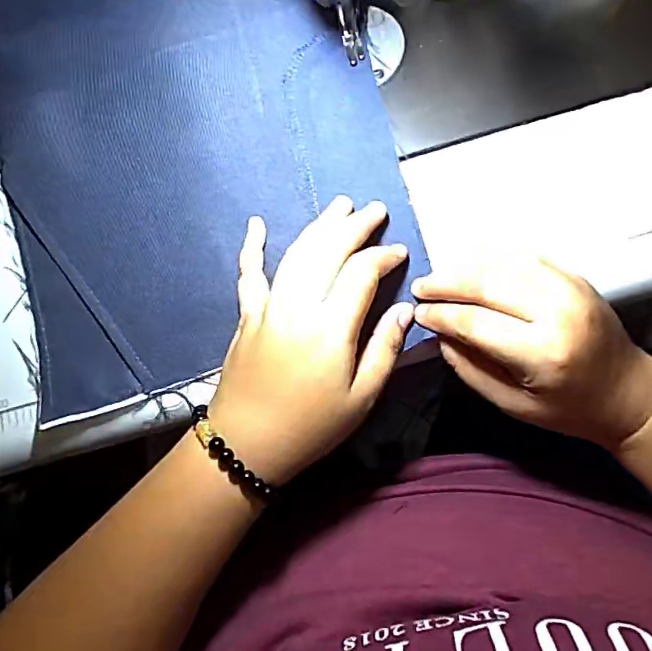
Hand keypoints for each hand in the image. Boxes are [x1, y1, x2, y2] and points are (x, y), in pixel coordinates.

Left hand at [206, 197, 414, 484]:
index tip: (400, 252)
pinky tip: (257, 224)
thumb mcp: (361, 398)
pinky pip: (249, 274)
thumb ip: (385, 349)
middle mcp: (299, 308)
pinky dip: (252, 247)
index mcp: (331, 329)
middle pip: (329, 252)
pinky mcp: (248, 316)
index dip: (383, 257)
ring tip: (340, 206)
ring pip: (296, 254)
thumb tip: (406, 310)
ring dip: (319, 226)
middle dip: (355, 227)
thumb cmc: (311, 427)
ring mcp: (269, 308)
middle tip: (376, 210)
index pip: (361, 273)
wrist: (245, 445)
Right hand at [413, 258, 651, 450]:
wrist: (627, 392)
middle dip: (448, 283)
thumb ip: (472, 369)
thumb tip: (441, 335)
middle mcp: (558, 312)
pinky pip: (529, 257)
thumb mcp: (513, 404)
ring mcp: (571, 288)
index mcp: (543, 352)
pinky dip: (497, 256)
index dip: (441, 315)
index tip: (418, 313)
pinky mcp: (577, 277)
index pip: (476, 322)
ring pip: (506, 262)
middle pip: (488, 283)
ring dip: (468, 266)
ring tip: (443, 275)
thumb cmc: (569, 409)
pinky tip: (475, 262)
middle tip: (422, 286)